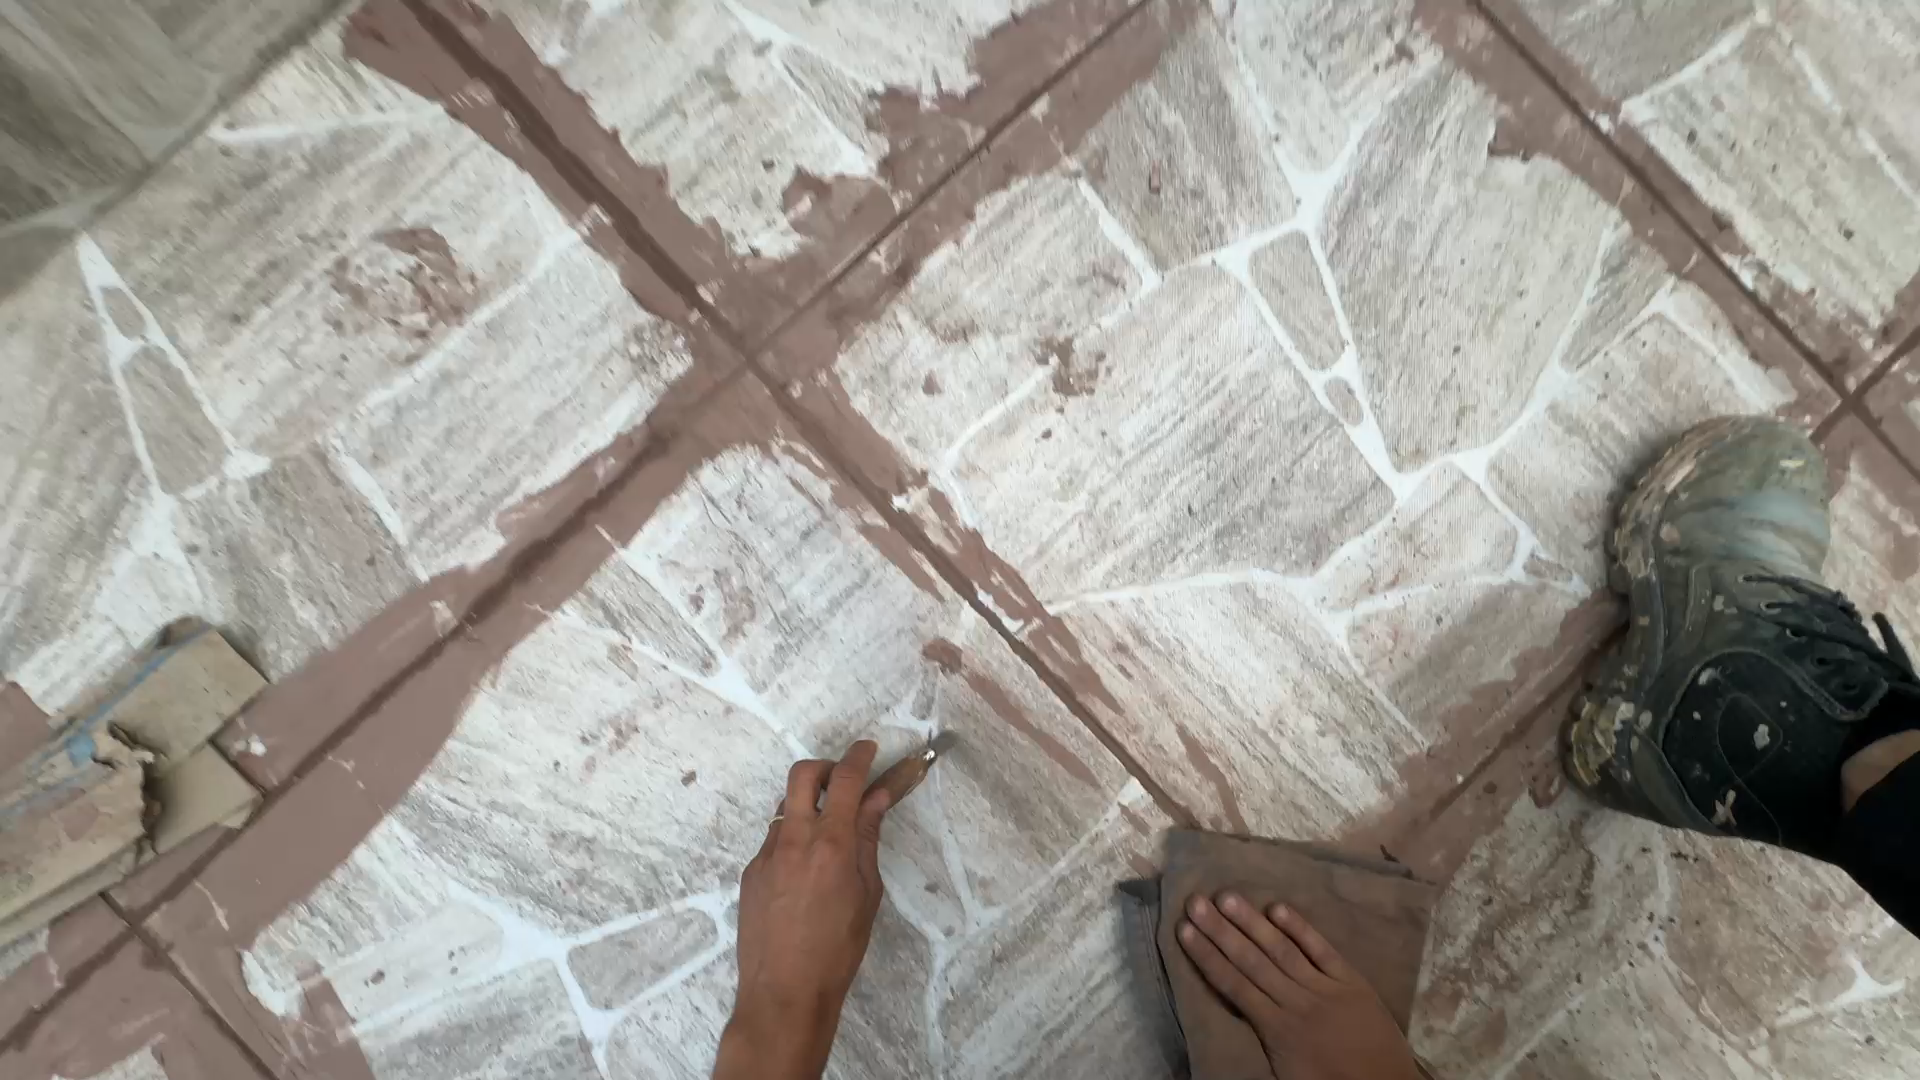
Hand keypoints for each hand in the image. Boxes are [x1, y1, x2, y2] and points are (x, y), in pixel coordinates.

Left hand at [713, 741, 895, 1079]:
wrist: (784, 994)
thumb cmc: (839, 947)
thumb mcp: (867, 892)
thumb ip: (868, 839)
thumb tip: (877, 798)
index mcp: (830, 843)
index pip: (845, 780)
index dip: (858, 756)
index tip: (868, 748)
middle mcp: (794, 838)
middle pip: (802, 774)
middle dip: (824, 766)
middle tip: (842, 781)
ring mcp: (766, 854)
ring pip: (787, 808)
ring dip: (808, 808)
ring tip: (826, 843)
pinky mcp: (750, 873)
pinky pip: (775, 841)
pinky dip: (793, 841)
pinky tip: (804, 877)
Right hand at [1178, 892, 1422, 1079]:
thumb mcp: (1287, 1074)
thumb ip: (1259, 1040)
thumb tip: (1225, 1015)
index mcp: (1277, 1031)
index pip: (1233, 986)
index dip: (1206, 956)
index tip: (1182, 930)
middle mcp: (1295, 1003)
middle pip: (1250, 961)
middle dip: (1219, 930)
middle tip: (1195, 901)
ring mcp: (1324, 989)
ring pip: (1281, 951)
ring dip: (1252, 923)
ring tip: (1226, 896)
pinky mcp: (1351, 982)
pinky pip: (1322, 951)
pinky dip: (1301, 929)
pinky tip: (1277, 907)